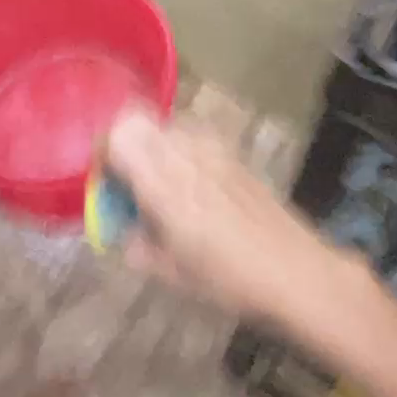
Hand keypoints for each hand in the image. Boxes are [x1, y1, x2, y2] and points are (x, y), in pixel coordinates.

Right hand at [104, 107, 346, 321]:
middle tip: (128, 180)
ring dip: (151, 145)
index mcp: (161, 181)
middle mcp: (182, 152)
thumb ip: (136, 245)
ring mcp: (208, 145)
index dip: (103, 152)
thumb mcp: (171, 273)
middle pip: (134, 119)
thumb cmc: (228, 277)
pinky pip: (188, 134)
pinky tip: (192, 186)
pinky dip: (177, 150)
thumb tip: (121, 231)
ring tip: (161, 184)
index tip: (106, 181)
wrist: (294, 269)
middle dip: (123, 144)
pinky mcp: (229, 148)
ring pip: (162, 124)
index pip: (116, 134)